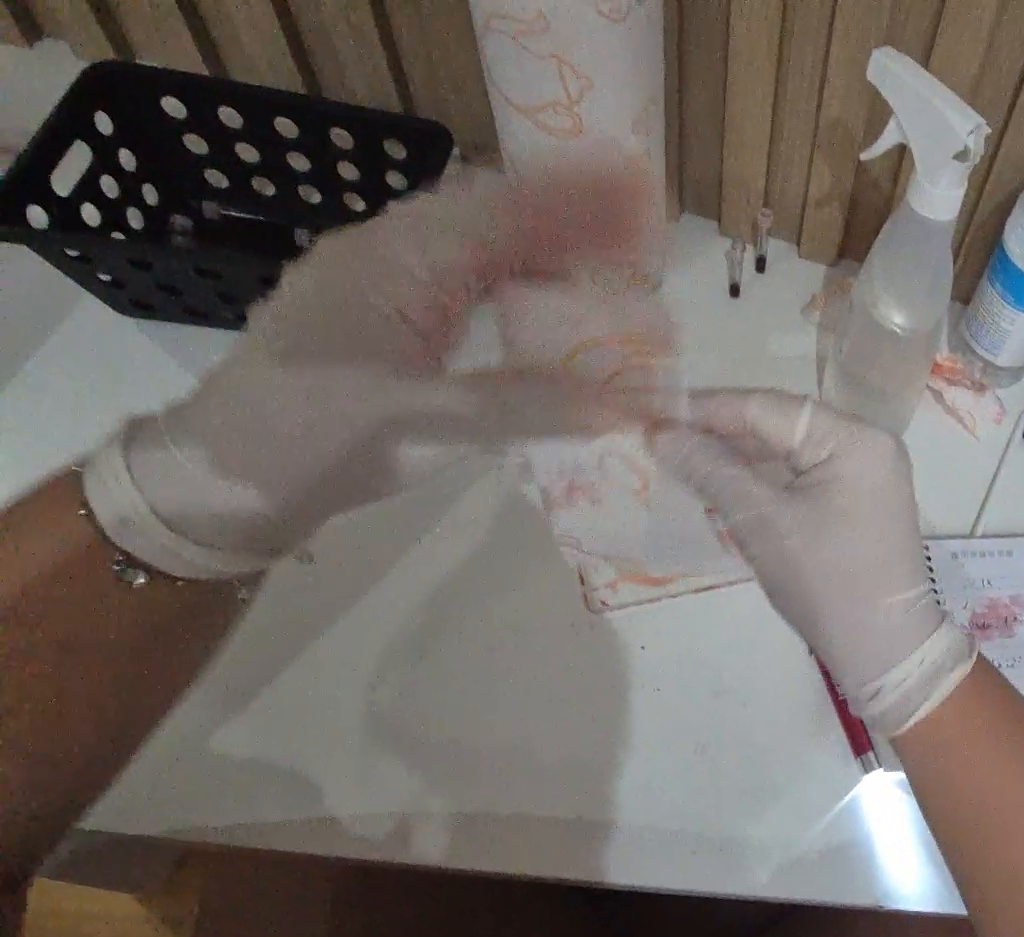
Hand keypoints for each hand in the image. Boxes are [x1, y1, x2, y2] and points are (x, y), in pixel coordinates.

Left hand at [83, 160, 673, 577]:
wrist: (222, 477)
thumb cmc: (317, 439)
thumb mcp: (428, 422)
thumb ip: (531, 406)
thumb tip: (628, 404)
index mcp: (394, 264)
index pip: (500, 214)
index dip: (574, 208)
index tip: (638, 208)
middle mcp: (389, 257)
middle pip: (493, 218)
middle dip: (569, 221)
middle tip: (637, 238)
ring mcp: (386, 286)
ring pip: (480, 248)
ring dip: (546, 249)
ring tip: (608, 265)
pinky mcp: (390, 318)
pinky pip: (466, 282)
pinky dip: (519, 283)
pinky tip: (548, 304)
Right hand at [653, 390, 975, 735]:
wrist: (884, 649)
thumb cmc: (826, 582)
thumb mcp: (762, 522)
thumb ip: (712, 470)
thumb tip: (660, 433)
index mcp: (856, 438)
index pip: (770, 407)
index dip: (708, 408)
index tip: (653, 413)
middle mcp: (869, 444)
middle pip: (782, 425)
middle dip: (722, 432)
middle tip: (661, 437)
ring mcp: (868, 473)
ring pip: (791, 452)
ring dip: (740, 457)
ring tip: (682, 458)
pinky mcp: (859, 500)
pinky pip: (805, 476)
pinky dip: (765, 479)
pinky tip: (723, 481)